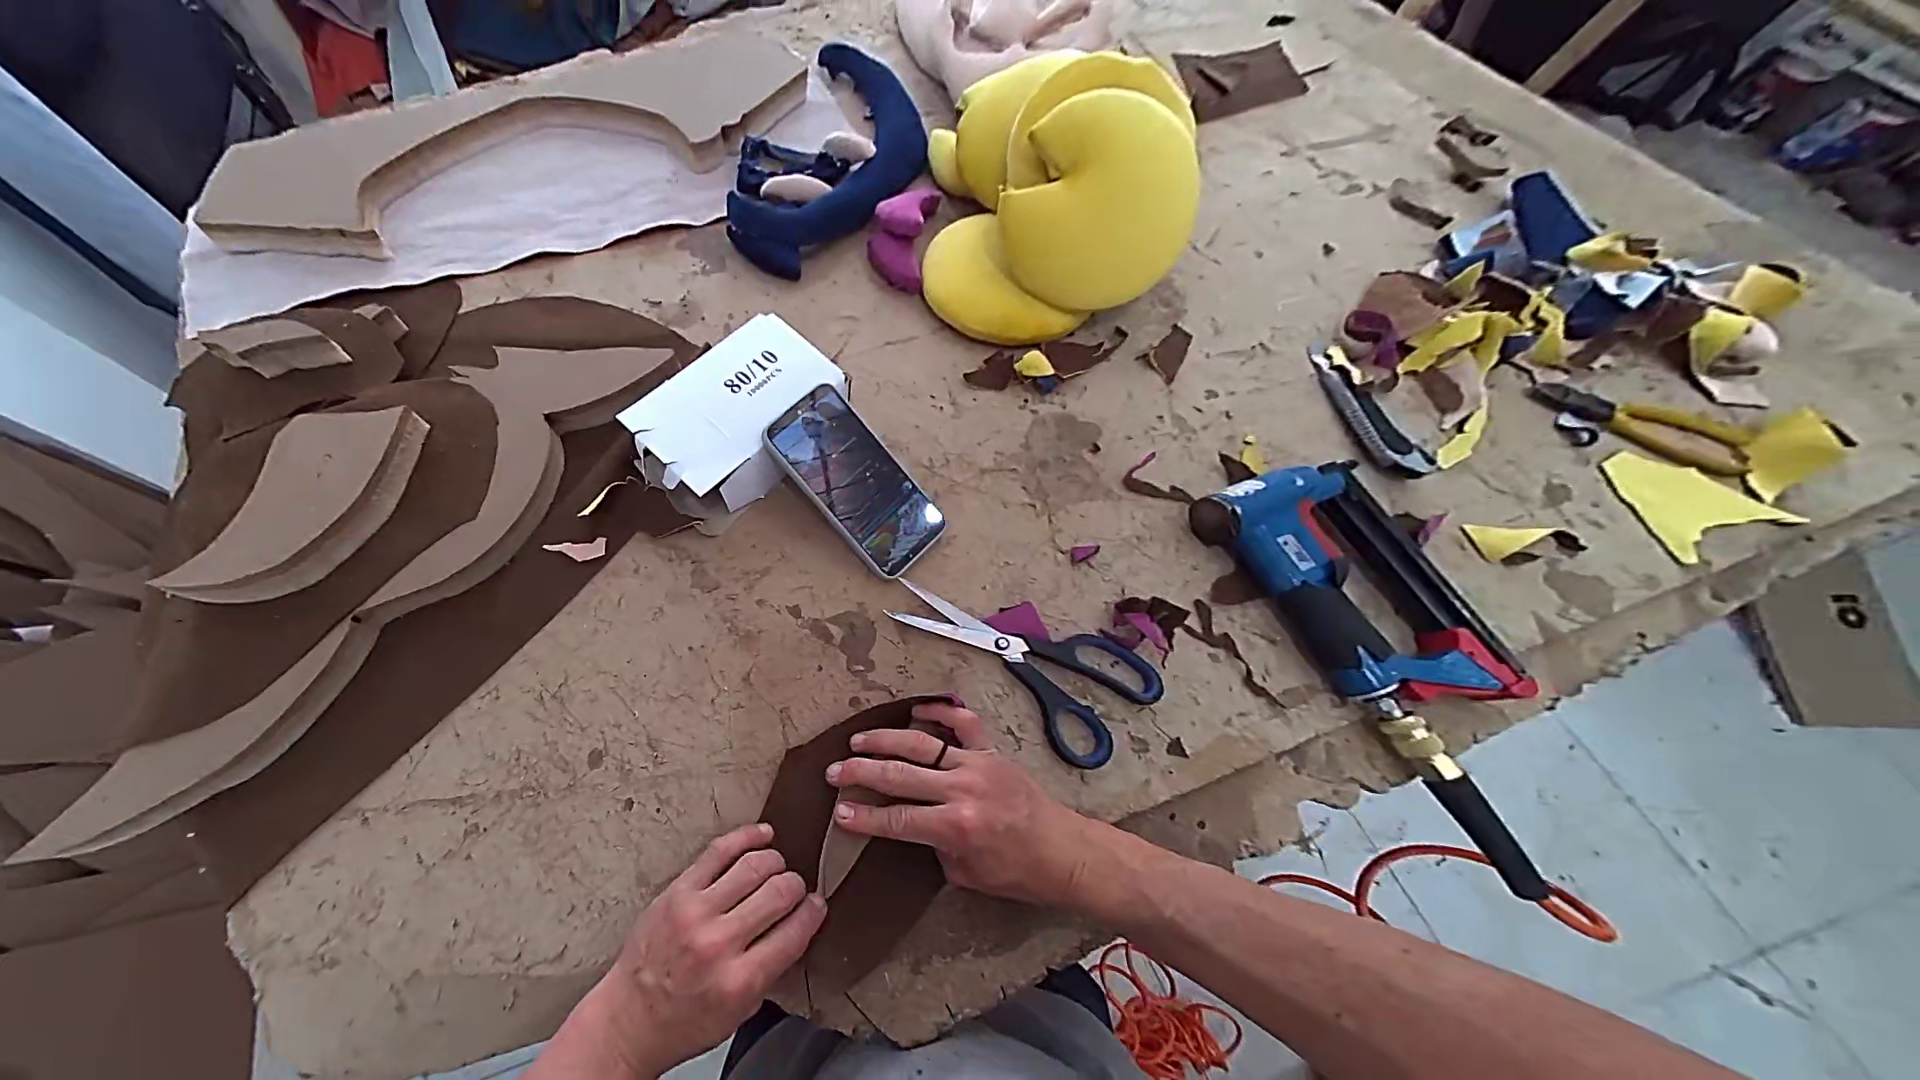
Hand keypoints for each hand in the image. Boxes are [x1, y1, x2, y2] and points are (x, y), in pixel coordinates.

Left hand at [535, 824, 824, 1078]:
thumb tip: (801, 921)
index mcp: (740, 981)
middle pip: (781, 890)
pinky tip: (762, 836)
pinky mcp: (677, 892)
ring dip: (776, 862)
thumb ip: (775, 967)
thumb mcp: (741, 1012)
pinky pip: (720, 849)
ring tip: (777, 869)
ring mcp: (695, 913)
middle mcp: (718, 944)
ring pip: (756, 864)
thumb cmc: (681, 1023)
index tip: (816, 904)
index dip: (814, 910)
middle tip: (794, 889)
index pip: (797, 928)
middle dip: (796, 886)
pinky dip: (748, 836)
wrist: (626, 1023)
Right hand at [826, 702, 1102, 907]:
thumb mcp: (964, 873)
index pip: (897, 820)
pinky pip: (964, 722)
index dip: (864, 818)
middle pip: (900, 776)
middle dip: (862, 773)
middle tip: (835, 772)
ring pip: (923, 744)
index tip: (838, 813)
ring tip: (859, 740)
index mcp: (956, 826)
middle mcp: (963, 789)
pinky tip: (917, 708)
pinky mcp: (991, 752)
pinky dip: (941, 711)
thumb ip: (933, 845)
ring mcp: (977, 764)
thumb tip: (907, 823)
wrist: (1060, 850)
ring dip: (887, 740)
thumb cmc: (1015, 871)